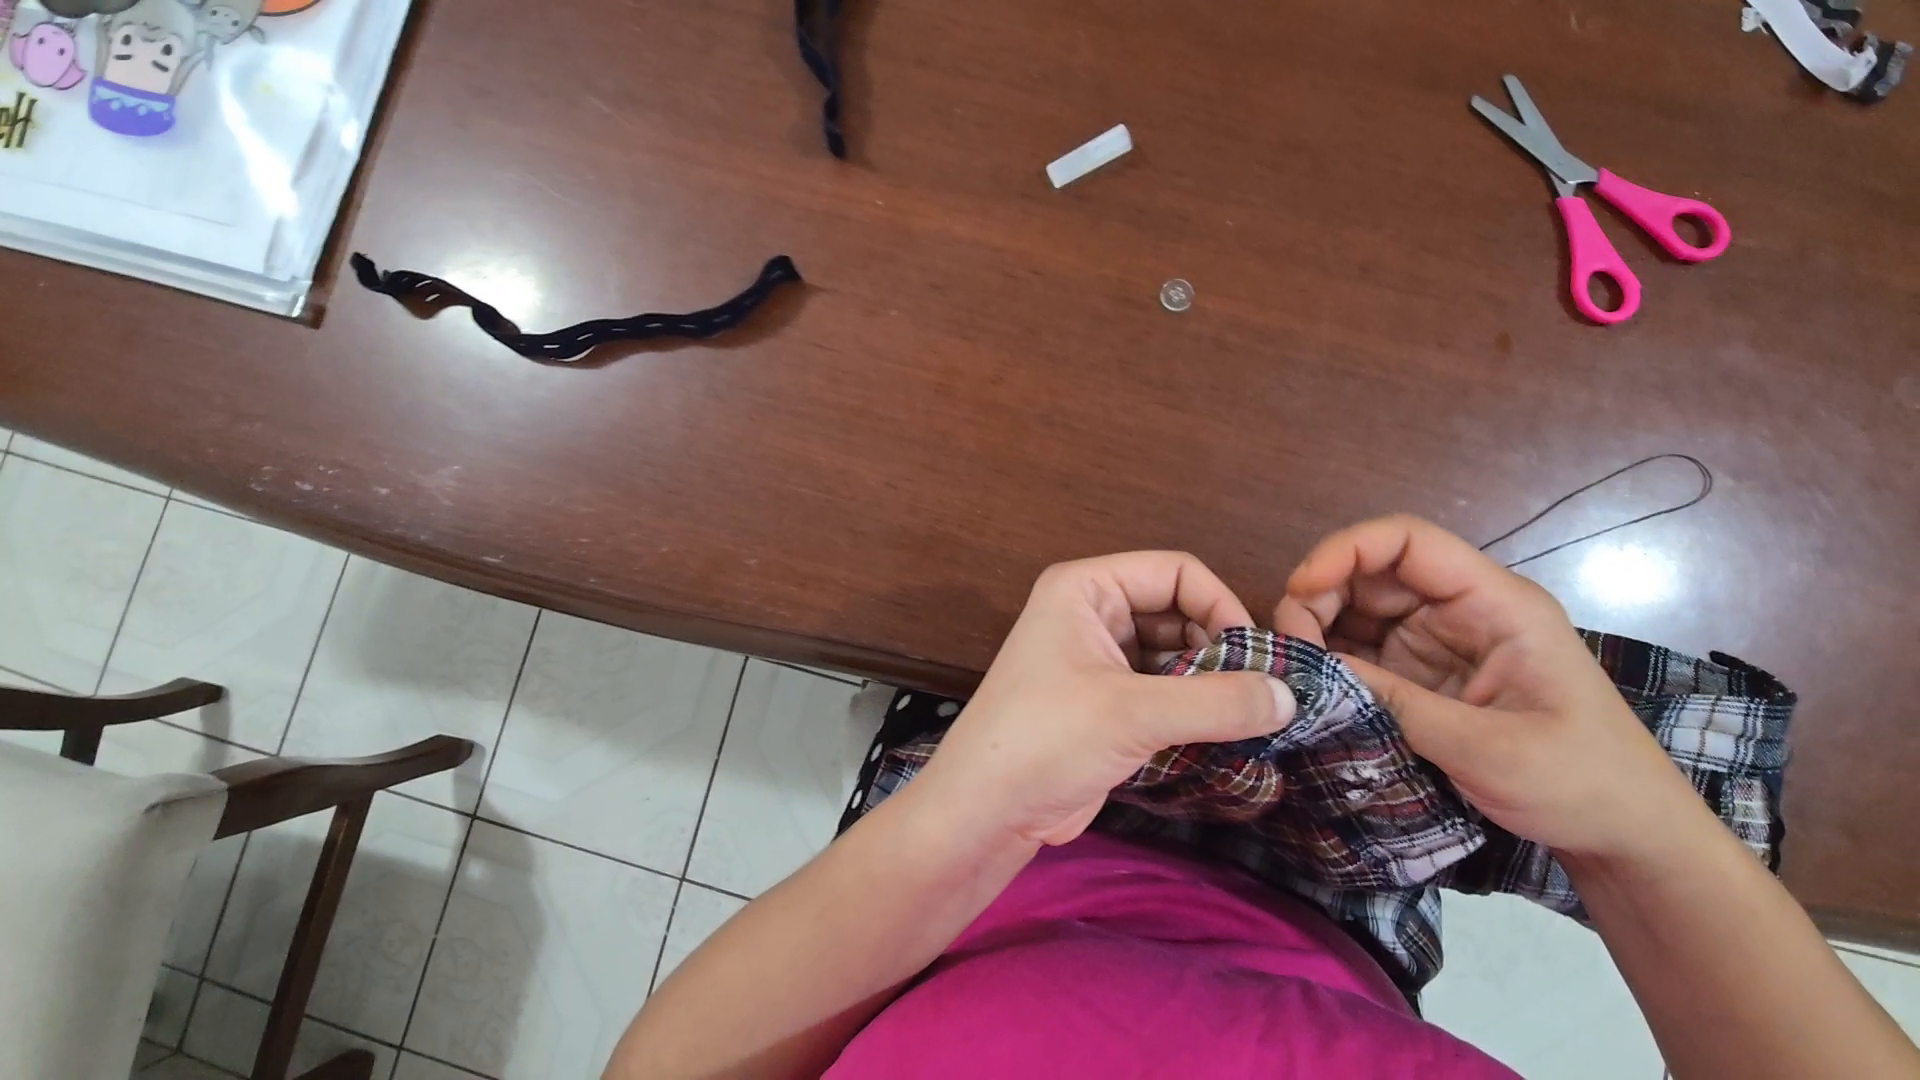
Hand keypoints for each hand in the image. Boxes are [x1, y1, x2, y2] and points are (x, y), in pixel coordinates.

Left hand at [914, 552, 1295, 847]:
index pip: (1175, 571)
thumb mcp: (1133, 713)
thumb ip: (1218, 702)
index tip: (1256, 656)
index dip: (1220, 604)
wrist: (986, 812)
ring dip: (1210, 681)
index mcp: (1086, 589)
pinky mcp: (1104, 704)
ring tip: (1248, 716)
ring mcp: (1097, 660)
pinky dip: (1193, 707)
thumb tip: (1292, 697)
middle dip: (1219, 647)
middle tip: (1260, 692)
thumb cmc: (1046, 740)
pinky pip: (1162, 690)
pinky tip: (1223, 733)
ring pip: (1173, 654)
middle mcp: (1091, 614)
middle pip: (1177, 611)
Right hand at [1272, 515, 1705, 859]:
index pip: (1409, 541)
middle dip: (1319, 599)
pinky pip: (1361, 653)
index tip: (1300, 590)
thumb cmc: (1581, 782)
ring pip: (1356, 612)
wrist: (1627, 838)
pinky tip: (1310, 688)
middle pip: (1370, 574)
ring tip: (1295, 673)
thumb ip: (1397, 705)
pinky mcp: (1422, 677)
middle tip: (1290, 651)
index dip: (1346, 551)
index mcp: (1494, 604)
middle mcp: (1459, 611)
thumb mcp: (1489, 748)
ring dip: (1318, 632)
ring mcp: (1437, 644)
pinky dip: (1330, 664)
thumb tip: (1311, 673)